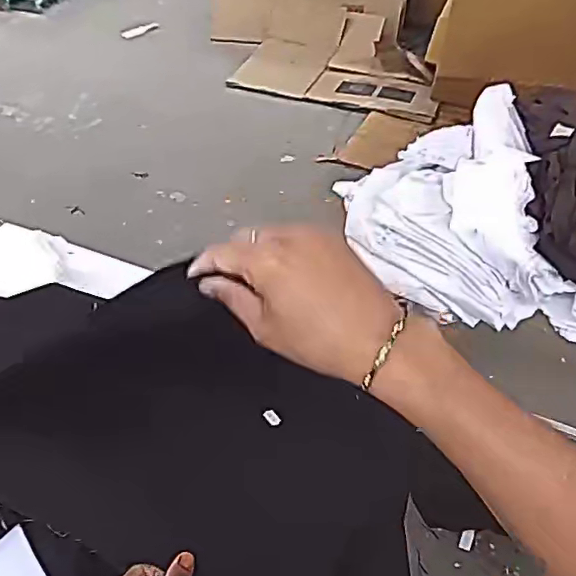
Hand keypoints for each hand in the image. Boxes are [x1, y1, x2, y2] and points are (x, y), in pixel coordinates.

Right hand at [189, 225, 407, 385]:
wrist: (377, 340)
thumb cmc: (327, 341)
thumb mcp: (266, 328)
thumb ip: (232, 299)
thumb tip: (213, 284)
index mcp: (267, 259)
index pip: (220, 251)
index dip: (204, 264)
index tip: (199, 275)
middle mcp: (290, 238)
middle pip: (244, 238)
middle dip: (233, 258)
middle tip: (230, 286)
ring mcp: (313, 234)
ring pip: (270, 235)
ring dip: (259, 254)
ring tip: (265, 288)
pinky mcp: (332, 239)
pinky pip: (295, 238)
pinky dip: (284, 253)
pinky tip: (290, 280)